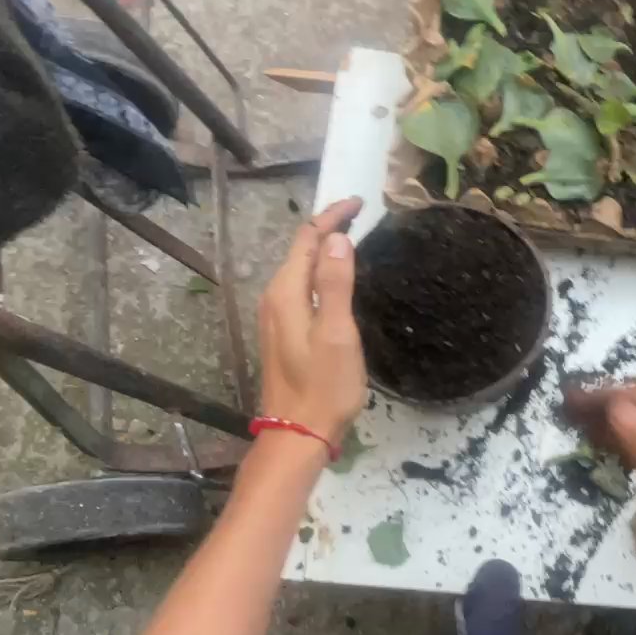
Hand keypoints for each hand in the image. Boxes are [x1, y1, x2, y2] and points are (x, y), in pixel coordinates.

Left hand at [259, 197, 365, 443]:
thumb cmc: (324, 386)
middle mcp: (275, 298)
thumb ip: (336, 284)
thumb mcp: (337, 333)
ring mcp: (276, 317)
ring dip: (323, 250)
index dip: (332, 216)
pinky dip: (319, 274)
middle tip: (360, 216)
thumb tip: (337, 238)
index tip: (360, 203)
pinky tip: (336, 281)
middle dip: (327, 228)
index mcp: (286, 292)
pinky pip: (300, 289)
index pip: (307, 239)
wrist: (299, 432)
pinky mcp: (283, 333)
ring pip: (299, 270)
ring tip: (352, 240)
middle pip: (300, 251)